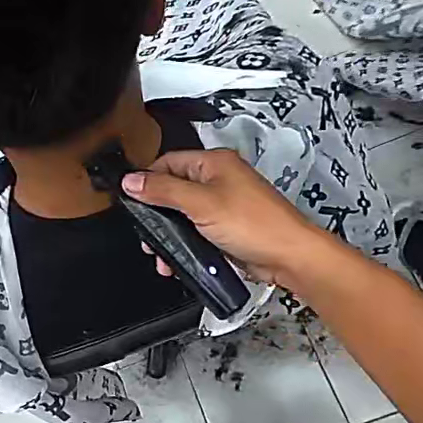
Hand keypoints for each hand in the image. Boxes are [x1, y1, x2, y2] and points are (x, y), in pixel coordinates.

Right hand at [122, 149, 343, 288]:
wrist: (289, 256)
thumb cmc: (258, 225)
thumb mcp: (202, 204)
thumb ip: (164, 191)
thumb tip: (133, 181)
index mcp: (214, 163)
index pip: (168, 162)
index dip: (148, 180)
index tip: (133, 200)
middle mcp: (220, 180)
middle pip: (174, 190)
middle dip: (158, 215)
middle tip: (148, 234)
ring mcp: (225, 205)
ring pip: (185, 215)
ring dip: (171, 235)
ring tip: (163, 253)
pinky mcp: (228, 228)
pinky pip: (198, 232)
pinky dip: (187, 245)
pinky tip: (180, 260)